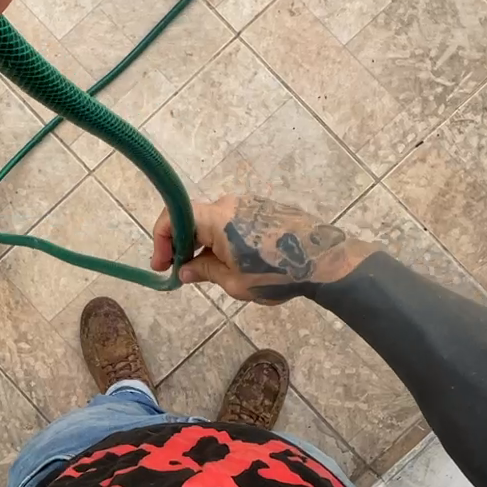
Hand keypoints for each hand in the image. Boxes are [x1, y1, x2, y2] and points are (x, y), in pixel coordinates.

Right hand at [151, 196, 373, 303]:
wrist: (325, 261)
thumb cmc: (275, 274)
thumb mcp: (233, 282)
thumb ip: (204, 272)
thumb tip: (183, 270)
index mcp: (216, 218)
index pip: (173, 217)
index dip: (160, 240)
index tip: (161, 265)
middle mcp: (229, 204)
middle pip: (193, 219)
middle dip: (181, 244)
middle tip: (181, 270)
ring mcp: (250, 204)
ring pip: (214, 222)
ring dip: (204, 243)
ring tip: (209, 271)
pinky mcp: (266, 209)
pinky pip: (234, 222)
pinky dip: (224, 239)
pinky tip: (234, 261)